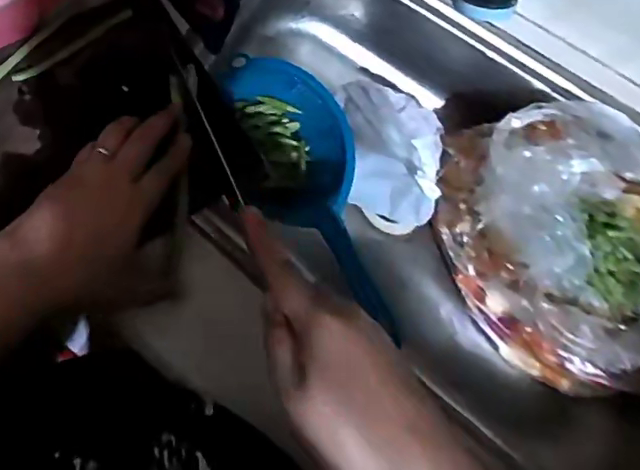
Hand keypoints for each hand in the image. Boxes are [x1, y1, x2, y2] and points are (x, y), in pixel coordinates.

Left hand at [0, 106, 191, 314]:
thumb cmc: (86, 275)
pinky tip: (104, 139)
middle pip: (140, 142)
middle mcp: (115, 178)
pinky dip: (103, 137)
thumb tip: (180, 284)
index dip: (177, 153)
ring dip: (128, 122)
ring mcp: (88, 171)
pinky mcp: (67, 171)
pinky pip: (91, 146)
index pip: (163, 171)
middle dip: (158, 123)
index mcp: (137, 203)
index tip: (188, 135)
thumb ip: (157, 283)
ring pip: (112, 136)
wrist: (35, 259)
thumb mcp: (130, 287)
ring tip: (138, 116)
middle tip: (172, 108)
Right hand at [244, 209, 477, 469]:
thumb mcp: (292, 390)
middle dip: (288, 307)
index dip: (262, 239)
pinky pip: (346, 333)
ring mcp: (374, 331)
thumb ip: (276, 339)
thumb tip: (273, 303)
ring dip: (312, 331)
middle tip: (286, 359)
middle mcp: (348, 311)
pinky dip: (333, 346)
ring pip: (325, 315)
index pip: (281, 268)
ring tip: (315, 383)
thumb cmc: (348, 430)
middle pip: (303, 293)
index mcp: (319, 315)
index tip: (248, 209)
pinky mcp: (391, 354)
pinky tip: (341, 388)